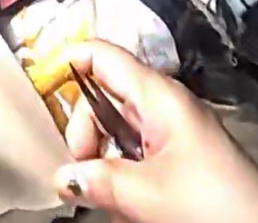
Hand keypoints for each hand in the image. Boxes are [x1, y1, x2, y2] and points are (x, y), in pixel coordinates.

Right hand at [55, 42, 257, 222]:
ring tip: (100, 184)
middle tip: (80, 166)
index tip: (45, 82)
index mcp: (156, 93)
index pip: (104, 55)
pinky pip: (136, 141)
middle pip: (106, 89)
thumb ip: (101, 180)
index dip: (72, 59)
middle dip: (85, 123)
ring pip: (119, 119)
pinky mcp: (179, 148)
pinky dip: (119, 159)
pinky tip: (119, 188)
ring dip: (102, 147)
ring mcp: (172, 123)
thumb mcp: (149, 194)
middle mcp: (163, 99)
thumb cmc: (212, 202)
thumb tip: (62, 176)